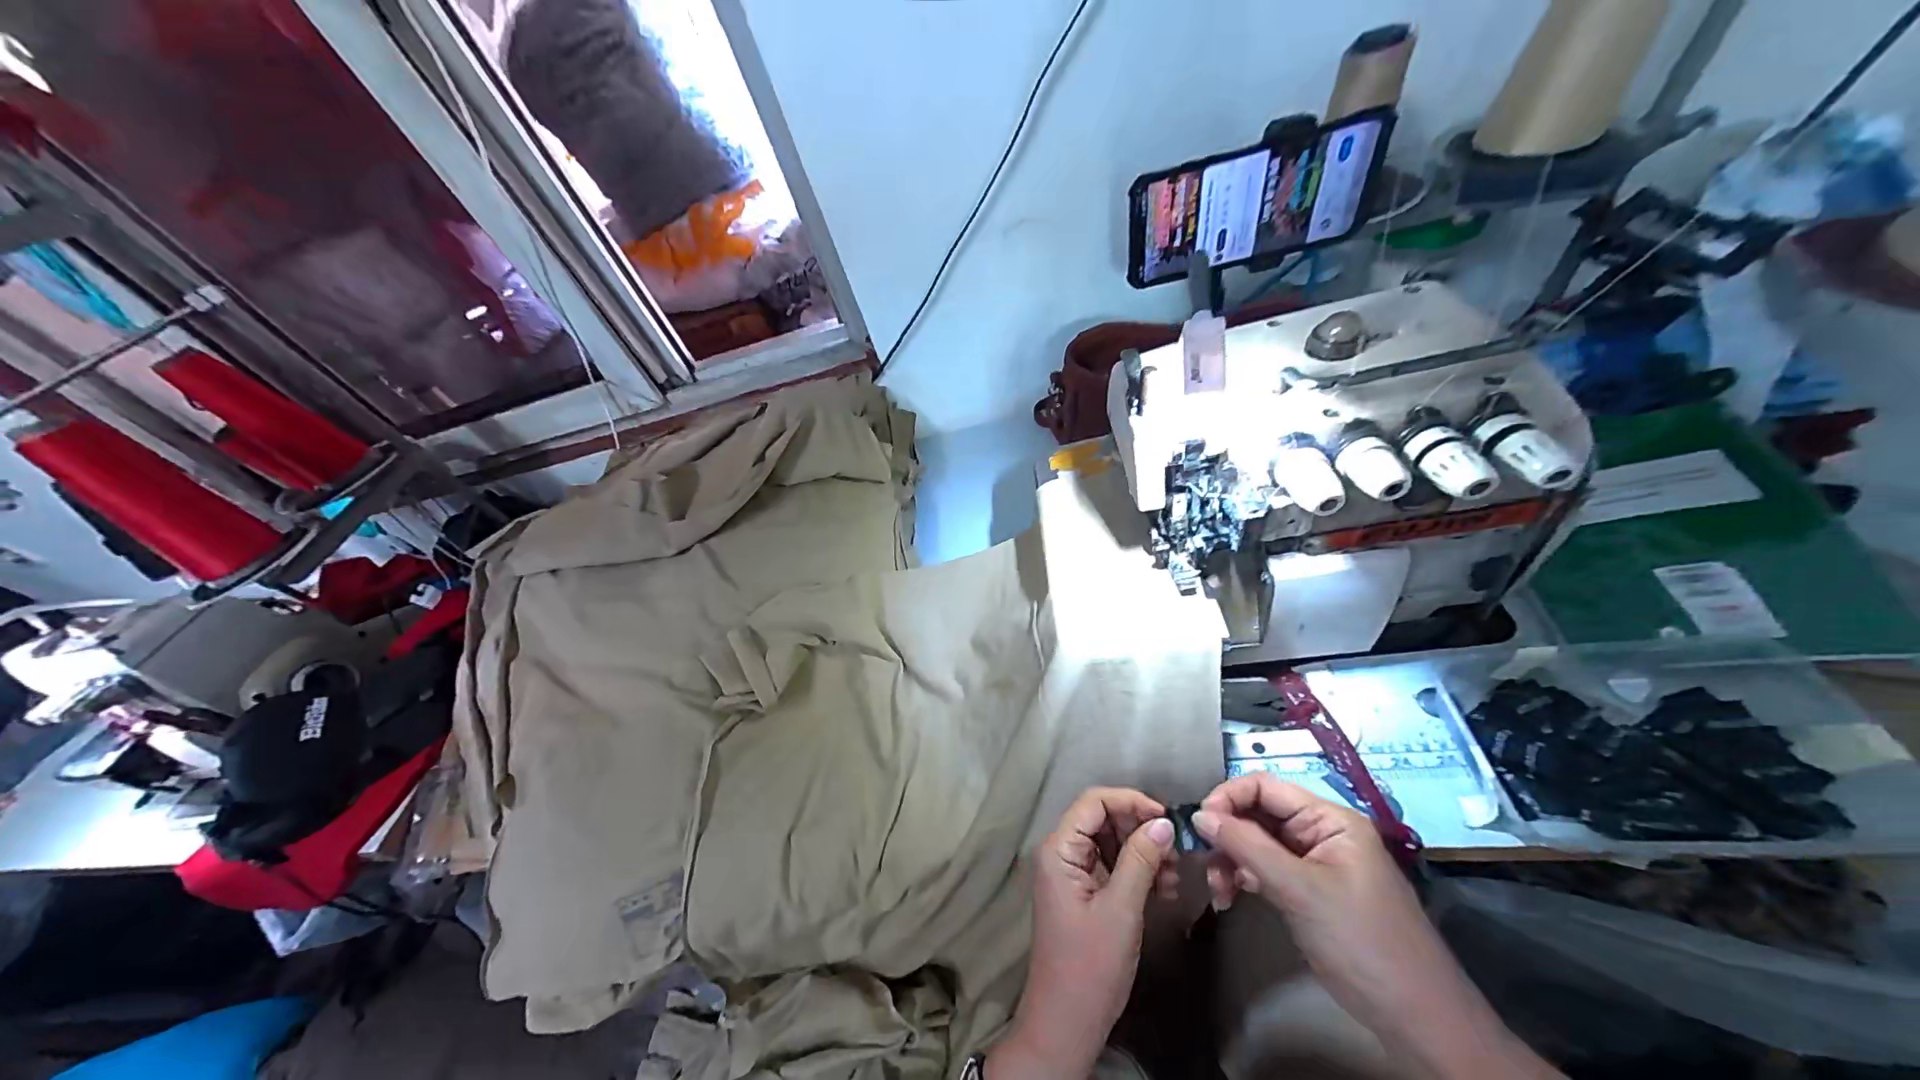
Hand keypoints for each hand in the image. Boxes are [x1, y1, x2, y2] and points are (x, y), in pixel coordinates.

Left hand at [989, 788, 1174, 1079]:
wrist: (1066, 1022)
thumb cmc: (1089, 965)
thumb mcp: (1120, 909)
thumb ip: (1140, 860)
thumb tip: (1164, 822)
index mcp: (1059, 849)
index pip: (1094, 802)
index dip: (1131, 802)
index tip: (1167, 818)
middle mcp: (1062, 853)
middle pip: (1104, 819)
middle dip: (1141, 829)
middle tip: (1177, 851)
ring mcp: (1073, 873)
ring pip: (1112, 842)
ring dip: (1144, 853)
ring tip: (1174, 876)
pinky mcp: (1086, 893)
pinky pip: (1113, 867)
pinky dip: (1139, 872)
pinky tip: (1164, 890)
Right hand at [1193, 775, 1559, 1079]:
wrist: (1416, 1017)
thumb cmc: (1361, 942)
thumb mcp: (1299, 889)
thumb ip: (1247, 846)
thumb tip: (1199, 814)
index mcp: (1329, 819)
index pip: (1264, 786)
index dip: (1228, 798)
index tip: (1199, 824)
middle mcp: (1321, 832)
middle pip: (1257, 814)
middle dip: (1227, 837)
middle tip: (1205, 866)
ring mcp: (1315, 863)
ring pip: (1256, 843)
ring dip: (1231, 862)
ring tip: (1219, 892)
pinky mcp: (1308, 890)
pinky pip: (1264, 869)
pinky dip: (1244, 880)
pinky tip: (1231, 898)